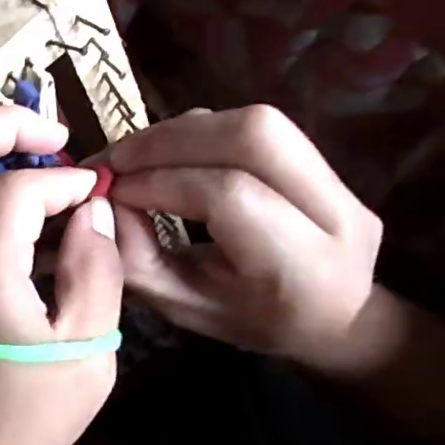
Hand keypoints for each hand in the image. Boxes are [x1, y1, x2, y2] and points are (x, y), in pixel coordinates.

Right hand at [105, 105, 383, 370]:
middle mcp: (337, 213)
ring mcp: (340, 181)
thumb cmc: (254, 322)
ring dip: (183, 130)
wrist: (338, 320)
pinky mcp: (326, 161)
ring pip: (257, 121)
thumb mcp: (187, 308)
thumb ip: (139, 260)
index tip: (113, 192)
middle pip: (253, 136)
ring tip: (137, 154)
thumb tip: (104, 201)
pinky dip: (200, 132)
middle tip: (118, 158)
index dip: (162, 182)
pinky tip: (170, 153)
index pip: (230, 196)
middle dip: (172, 139)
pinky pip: (257, 126)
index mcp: (304, 267)